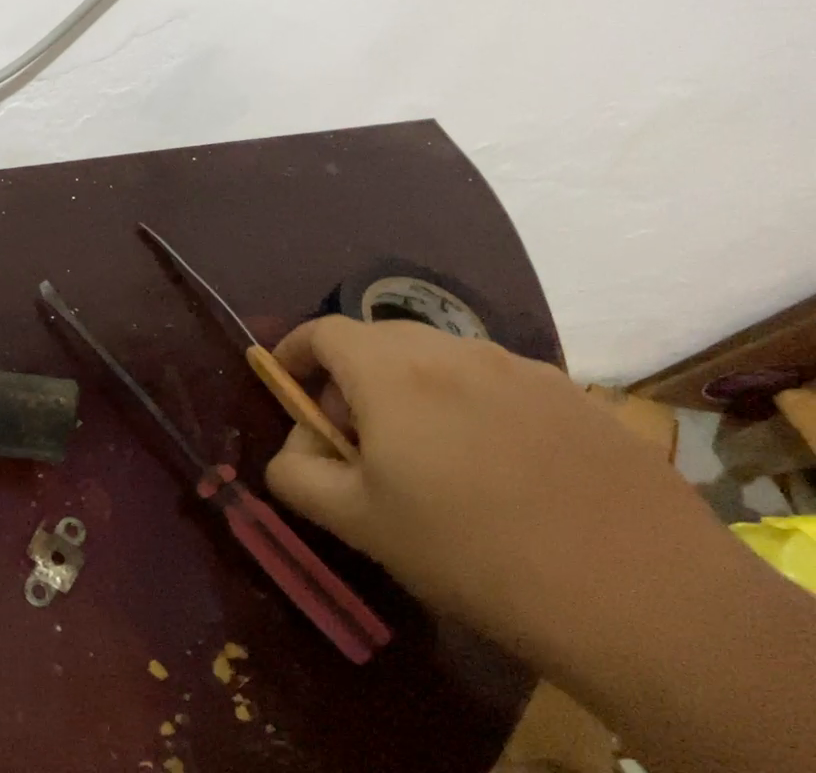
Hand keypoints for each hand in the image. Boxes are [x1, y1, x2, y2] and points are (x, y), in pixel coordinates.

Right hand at [260, 316, 715, 656]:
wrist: (641, 595)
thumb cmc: (469, 551)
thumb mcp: (355, 521)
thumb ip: (295, 473)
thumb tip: (296, 448)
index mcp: (393, 371)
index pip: (324, 331)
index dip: (294, 352)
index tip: (285, 387)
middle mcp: (457, 351)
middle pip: (381, 339)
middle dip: (350, 376)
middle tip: (352, 437)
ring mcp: (526, 370)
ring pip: (441, 360)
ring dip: (411, 390)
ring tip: (424, 456)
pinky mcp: (578, 400)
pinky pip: (497, 384)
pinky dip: (468, 406)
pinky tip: (493, 470)